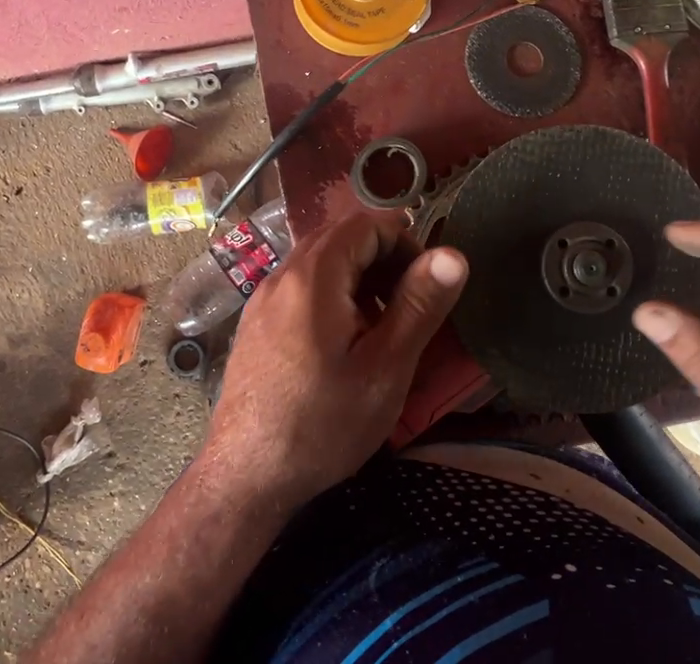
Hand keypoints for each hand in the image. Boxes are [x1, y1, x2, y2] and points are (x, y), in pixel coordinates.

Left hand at [198, 213, 466, 509]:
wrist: (246, 474)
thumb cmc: (323, 423)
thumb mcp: (385, 368)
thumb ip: (419, 305)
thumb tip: (453, 254)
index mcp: (312, 276)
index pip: (365, 224)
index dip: (405, 242)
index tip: (428, 285)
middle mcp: (280, 275)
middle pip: (340, 239)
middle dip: (383, 261)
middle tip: (411, 308)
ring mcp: (262, 300)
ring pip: (319, 265)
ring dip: (359, 281)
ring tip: (383, 330)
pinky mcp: (255, 325)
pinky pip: (300, 290)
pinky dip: (332, 298)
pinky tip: (345, 346)